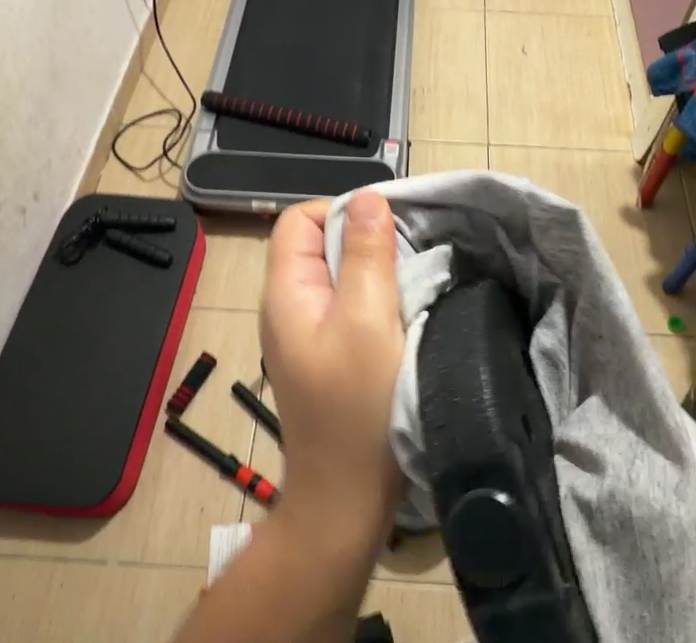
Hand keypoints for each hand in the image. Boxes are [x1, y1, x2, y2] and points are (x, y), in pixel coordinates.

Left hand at [260, 192, 406, 539]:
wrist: (348, 497)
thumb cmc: (358, 407)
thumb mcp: (367, 320)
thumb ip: (366, 255)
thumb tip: (368, 197)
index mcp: (286, 292)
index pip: (299, 219)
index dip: (341, 212)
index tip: (389, 231)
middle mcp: (289, 306)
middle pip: (319, 244)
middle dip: (364, 240)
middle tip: (408, 260)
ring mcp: (307, 333)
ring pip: (338, 275)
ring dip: (374, 272)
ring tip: (410, 285)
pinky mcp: (327, 355)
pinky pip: (347, 306)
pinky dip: (375, 299)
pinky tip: (402, 314)